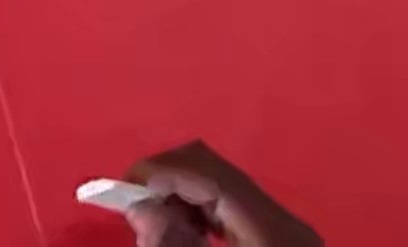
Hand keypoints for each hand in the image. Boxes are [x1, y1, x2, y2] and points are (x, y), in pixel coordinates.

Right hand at [121, 141, 321, 246]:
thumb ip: (171, 245)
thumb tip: (139, 205)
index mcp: (275, 234)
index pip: (207, 173)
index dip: (160, 171)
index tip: (123, 190)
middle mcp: (285, 223)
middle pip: (213, 169)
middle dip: (167, 178)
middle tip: (136, 206)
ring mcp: (285, 232)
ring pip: (218, 182)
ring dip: (179, 194)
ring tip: (158, 226)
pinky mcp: (279, 242)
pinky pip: (229, 204)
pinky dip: (198, 209)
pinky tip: (187, 234)